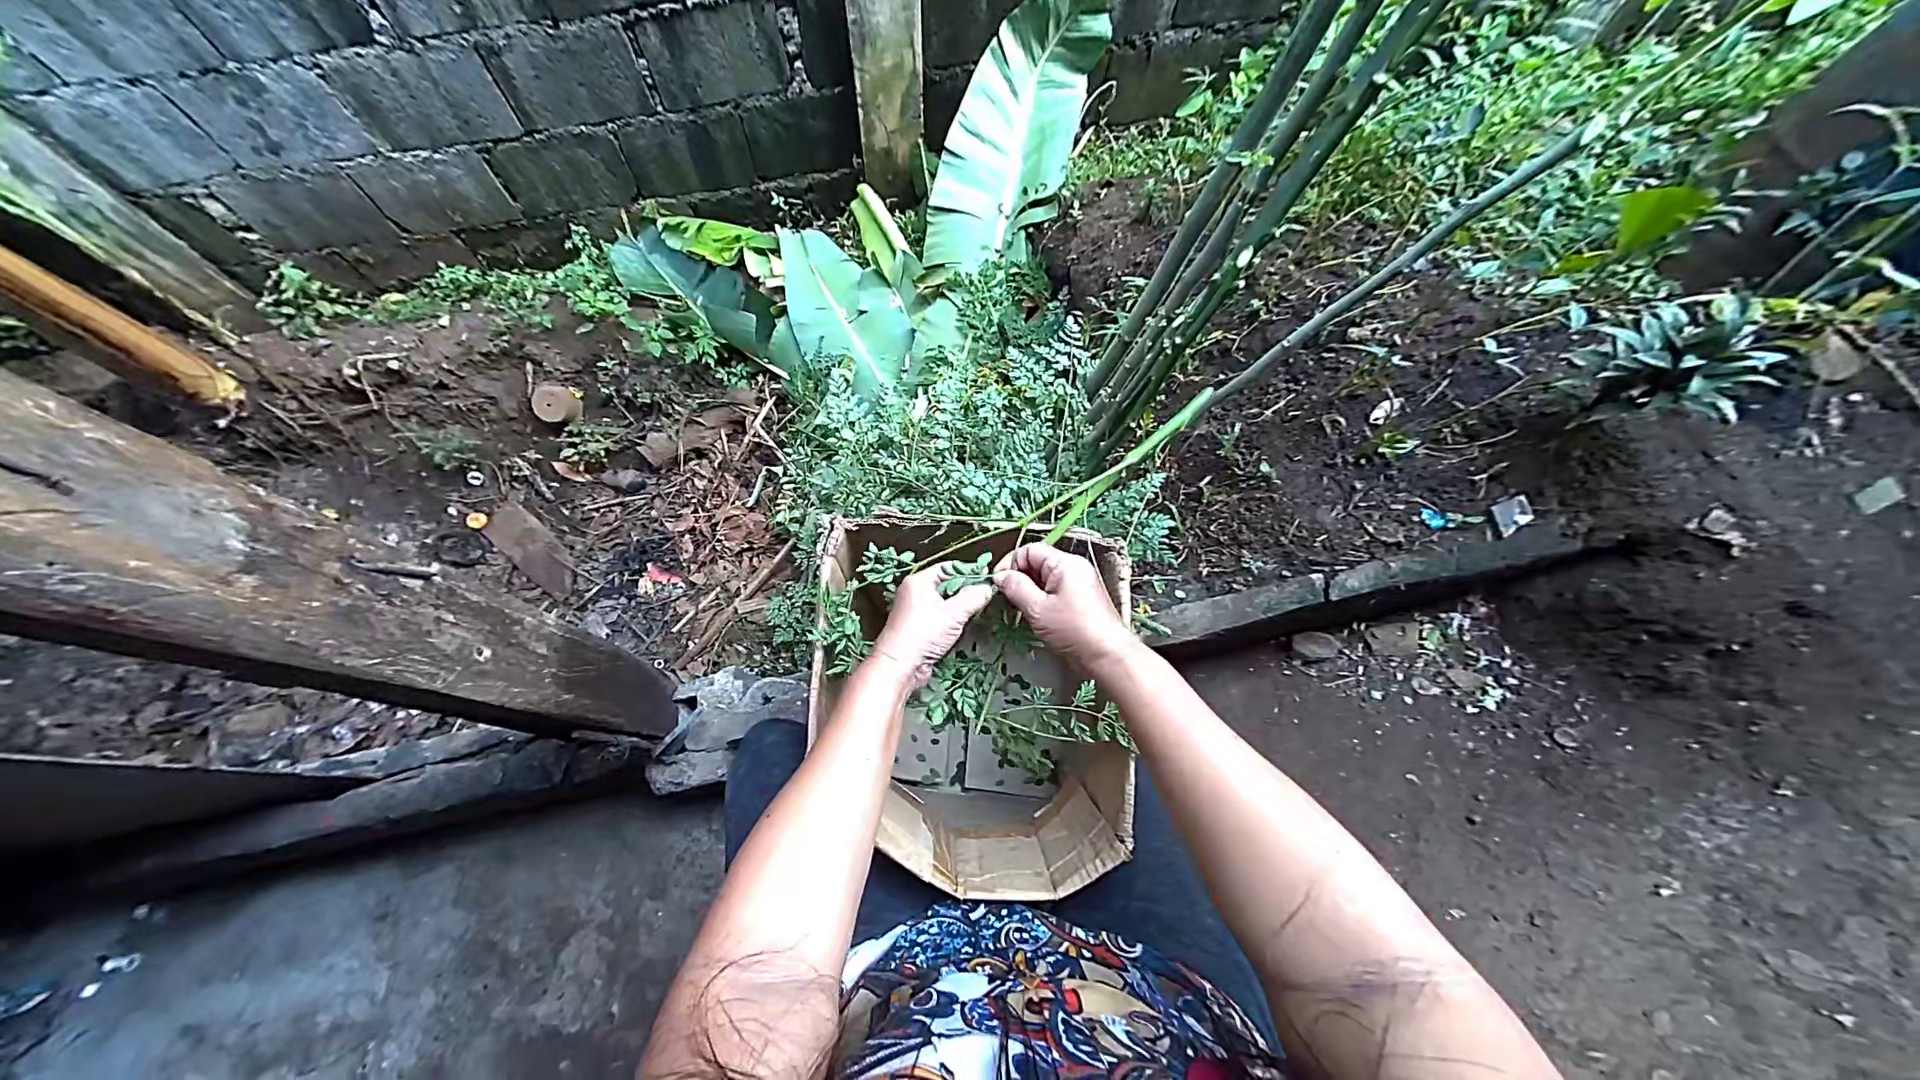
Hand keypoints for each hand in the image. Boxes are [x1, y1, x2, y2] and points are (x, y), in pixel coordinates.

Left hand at [871, 561, 993, 686]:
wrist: (899, 666)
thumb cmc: (923, 635)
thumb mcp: (954, 613)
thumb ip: (974, 597)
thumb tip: (988, 587)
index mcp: (919, 581)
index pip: (948, 567)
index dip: (969, 571)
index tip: (987, 579)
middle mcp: (914, 592)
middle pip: (946, 583)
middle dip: (965, 589)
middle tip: (985, 595)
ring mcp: (914, 609)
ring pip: (943, 601)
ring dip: (959, 606)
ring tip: (976, 610)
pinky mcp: (917, 626)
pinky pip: (938, 615)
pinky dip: (951, 618)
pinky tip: (962, 625)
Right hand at [992, 543, 1136, 671]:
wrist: (1108, 655)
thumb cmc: (1074, 630)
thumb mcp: (1037, 609)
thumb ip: (1015, 587)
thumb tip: (1000, 576)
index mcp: (1065, 563)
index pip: (1029, 550)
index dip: (1011, 564)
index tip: (999, 584)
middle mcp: (1074, 568)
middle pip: (1037, 563)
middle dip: (1019, 579)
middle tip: (1009, 600)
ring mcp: (1079, 583)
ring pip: (1044, 579)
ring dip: (1029, 592)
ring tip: (1022, 611)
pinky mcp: (1080, 598)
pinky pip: (1054, 591)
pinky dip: (1042, 600)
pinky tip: (1037, 616)